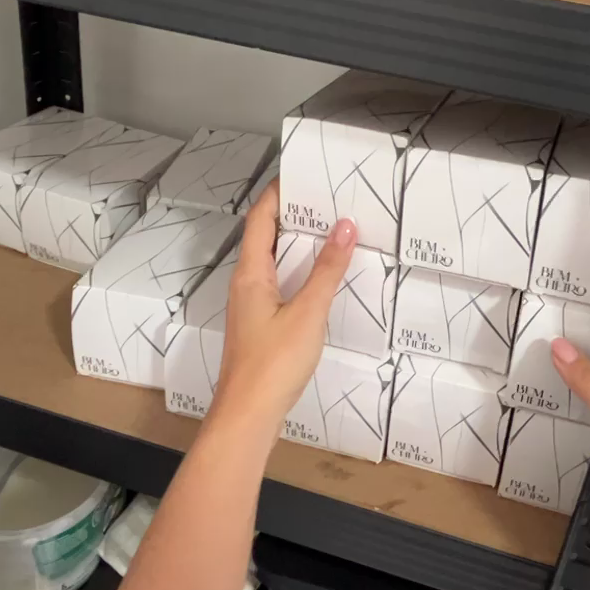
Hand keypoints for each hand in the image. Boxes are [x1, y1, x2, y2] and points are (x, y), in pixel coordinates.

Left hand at [208, 181, 357, 433]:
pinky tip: (319, 276)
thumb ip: (328, 269)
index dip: (277, 193)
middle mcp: (246, 284)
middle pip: (264, 236)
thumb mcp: (308, 312)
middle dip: (292, 214)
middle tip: (325, 198)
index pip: (260, 219)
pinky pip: (278, 282)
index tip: (300, 173)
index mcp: (251, 273)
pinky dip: (297, 269)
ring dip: (296, 243)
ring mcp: (251, 305)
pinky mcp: (259, 324)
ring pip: (272, 261)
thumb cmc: (274, 362)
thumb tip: (343, 226)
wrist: (248, 415)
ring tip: (328, 229)